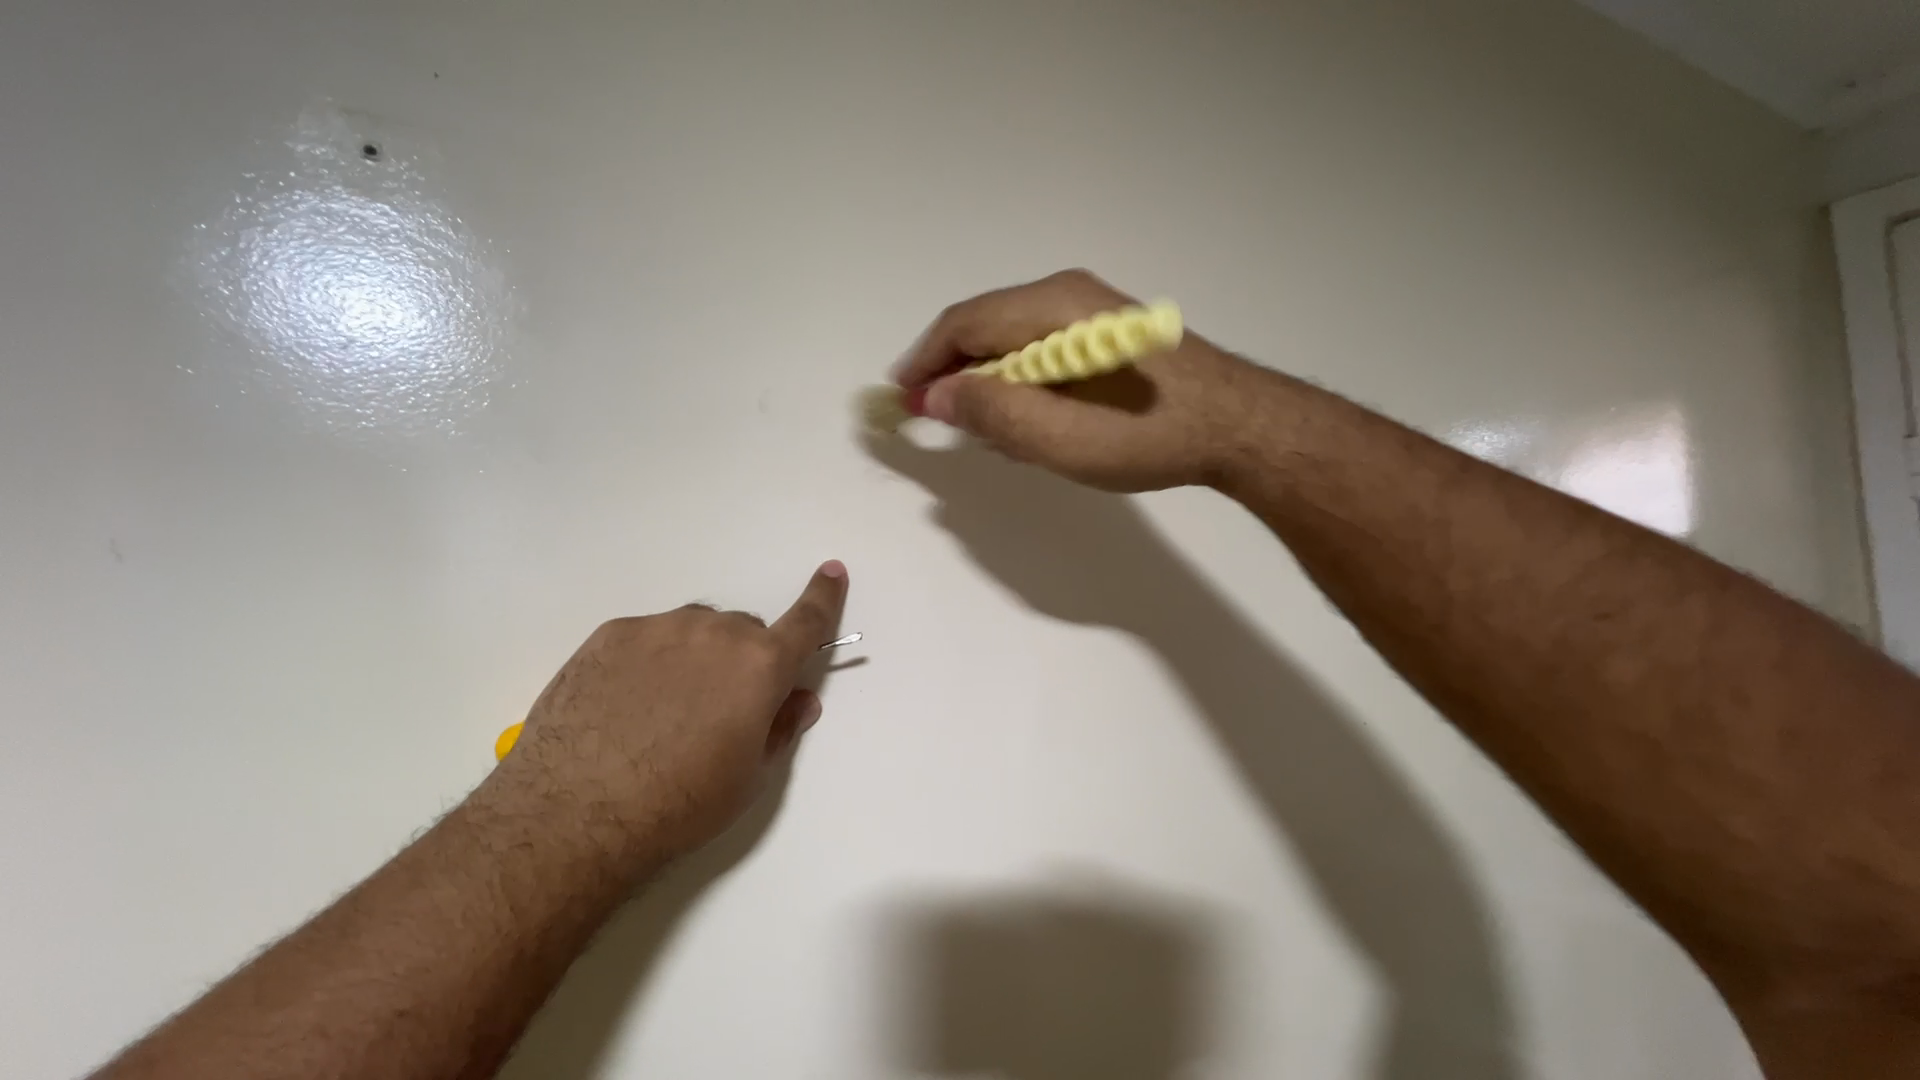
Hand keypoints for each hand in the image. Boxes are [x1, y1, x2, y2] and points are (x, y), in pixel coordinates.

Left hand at [493, 561, 848, 869]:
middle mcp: (715, 632)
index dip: (824, 596)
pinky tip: (625, 704)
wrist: (575, 814)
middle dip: (742, 661)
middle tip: (717, 710)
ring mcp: (659, 628)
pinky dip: (650, 661)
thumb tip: (798, 699)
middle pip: (743, 633)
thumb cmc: (680, 804)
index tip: (832, 571)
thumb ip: (780, 728)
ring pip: (695, 631)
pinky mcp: (611, 634)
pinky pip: (649, 637)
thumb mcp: (748, 778)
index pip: (806, 622)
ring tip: (661, 711)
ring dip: (695, 657)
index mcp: (760, 666)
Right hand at [894, 269, 1267, 491]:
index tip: (900, 400)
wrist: (1237, 427)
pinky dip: (1017, 378)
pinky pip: (1039, 347)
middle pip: (983, 326)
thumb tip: (937, 397)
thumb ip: (994, 413)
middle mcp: (1065, 293)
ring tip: (979, 427)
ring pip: (1011, 338)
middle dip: (952, 372)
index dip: (924, 362)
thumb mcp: (1062, 439)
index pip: (963, 325)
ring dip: (985, 379)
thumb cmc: (1147, 435)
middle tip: (935, 420)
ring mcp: (1089, 308)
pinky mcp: (1105, 331)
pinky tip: (1026, 416)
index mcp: (1052, 308)